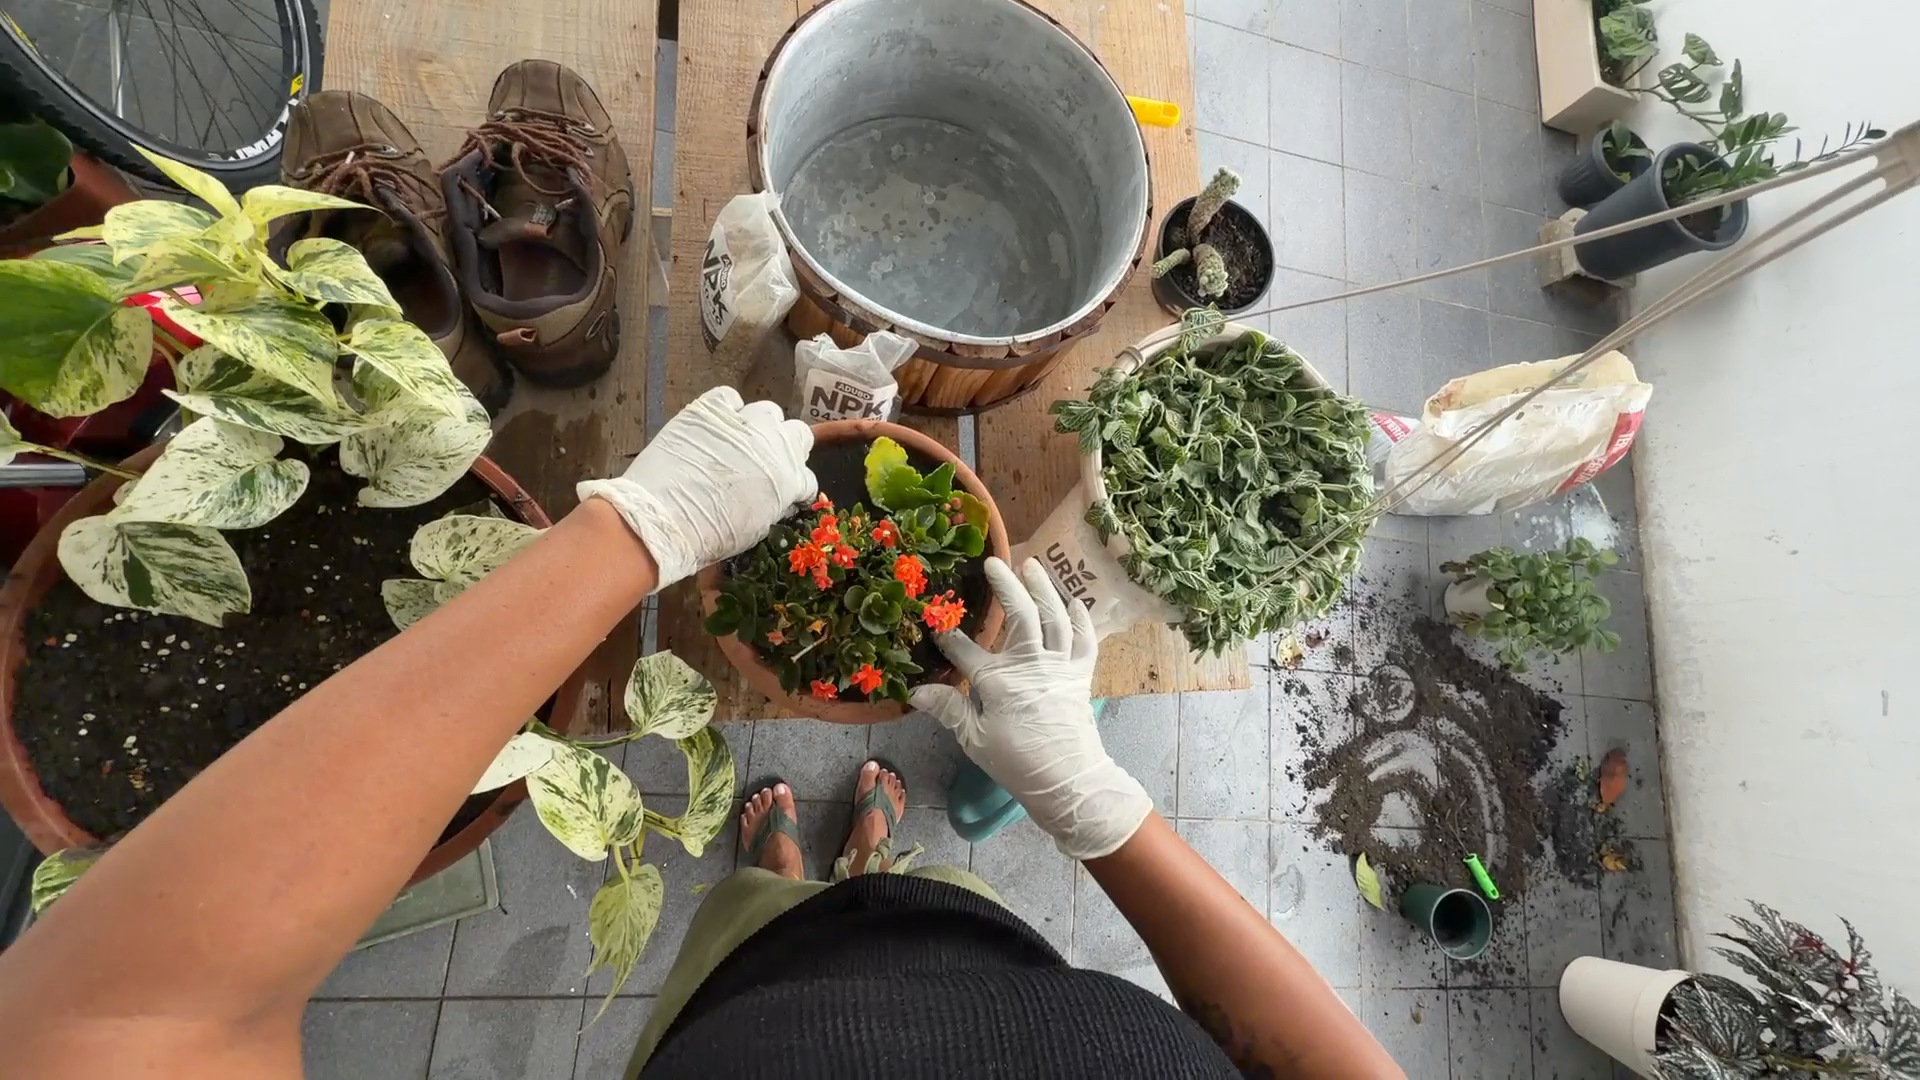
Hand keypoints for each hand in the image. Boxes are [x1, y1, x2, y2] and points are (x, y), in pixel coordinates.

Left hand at [578, 386, 815, 589]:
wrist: (665, 519)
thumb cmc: (712, 535)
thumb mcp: (758, 528)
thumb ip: (775, 504)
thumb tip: (777, 497)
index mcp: (791, 480)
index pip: (808, 478)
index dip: (797, 488)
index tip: (786, 496)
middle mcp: (776, 446)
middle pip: (798, 435)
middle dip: (787, 448)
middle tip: (767, 463)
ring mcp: (745, 423)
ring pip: (769, 411)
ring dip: (760, 426)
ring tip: (740, 441)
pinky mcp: (712, 409)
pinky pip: (729, 398)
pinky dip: (726, 409)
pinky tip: (715, 426)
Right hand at [912, 557, 1151, 859]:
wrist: (1069, 782)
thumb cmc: (1018, 763)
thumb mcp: (975, 740)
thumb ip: (948, 710)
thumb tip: (915, 692)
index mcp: (999, 682)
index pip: (965, 650)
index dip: (949, 635)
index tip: (936, 622)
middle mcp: (1031, 664)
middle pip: (1020, 615)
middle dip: (1006, 585)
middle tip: (995, 563)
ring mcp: (1060, 666)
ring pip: (1054, 617)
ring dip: (1044, 589)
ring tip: (1032, 565)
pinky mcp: (1081, 674)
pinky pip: (1084, 638)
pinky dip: (1080, 618)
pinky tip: (1074, 601)